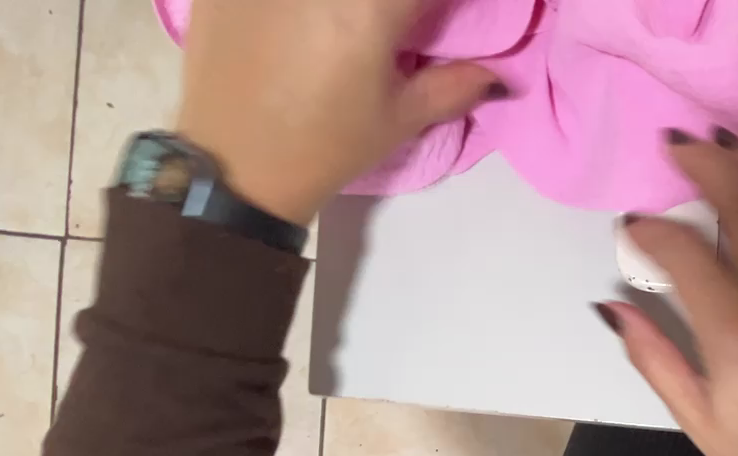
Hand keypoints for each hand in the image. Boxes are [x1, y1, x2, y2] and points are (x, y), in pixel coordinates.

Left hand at [174, 0, 503, 224]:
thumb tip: (501, 76)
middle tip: (405, 23)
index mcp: (370, 6)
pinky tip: (309, 18)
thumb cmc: (327, 144)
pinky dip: (315, 3)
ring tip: (356, 23)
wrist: (237, 157)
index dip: (445, 3)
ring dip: (363, 4)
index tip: (444, 18)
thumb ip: (454, 87)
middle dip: (401, 6)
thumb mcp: (399, 120)